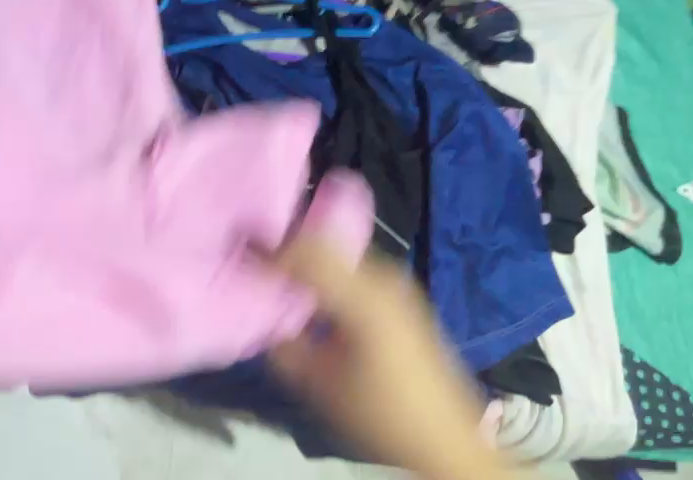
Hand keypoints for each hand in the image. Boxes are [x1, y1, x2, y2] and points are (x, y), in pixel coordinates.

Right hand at [268, 238, 521, 479]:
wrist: (451, 446)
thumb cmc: (385, 417)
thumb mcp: (323, 386)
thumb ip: (286, 345)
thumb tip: (263, 315)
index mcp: (364, 298)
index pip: (305, 254)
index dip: (268, 252)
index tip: (240, 253)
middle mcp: (383, 280)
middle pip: (323, 246)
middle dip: (287, 251)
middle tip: (256, 262)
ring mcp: (397, 287)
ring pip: (339, 255)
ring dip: (308, 261)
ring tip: (280, 276)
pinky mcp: (402, 299)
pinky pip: (354, 270)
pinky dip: (328, 273)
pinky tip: (314, 295)